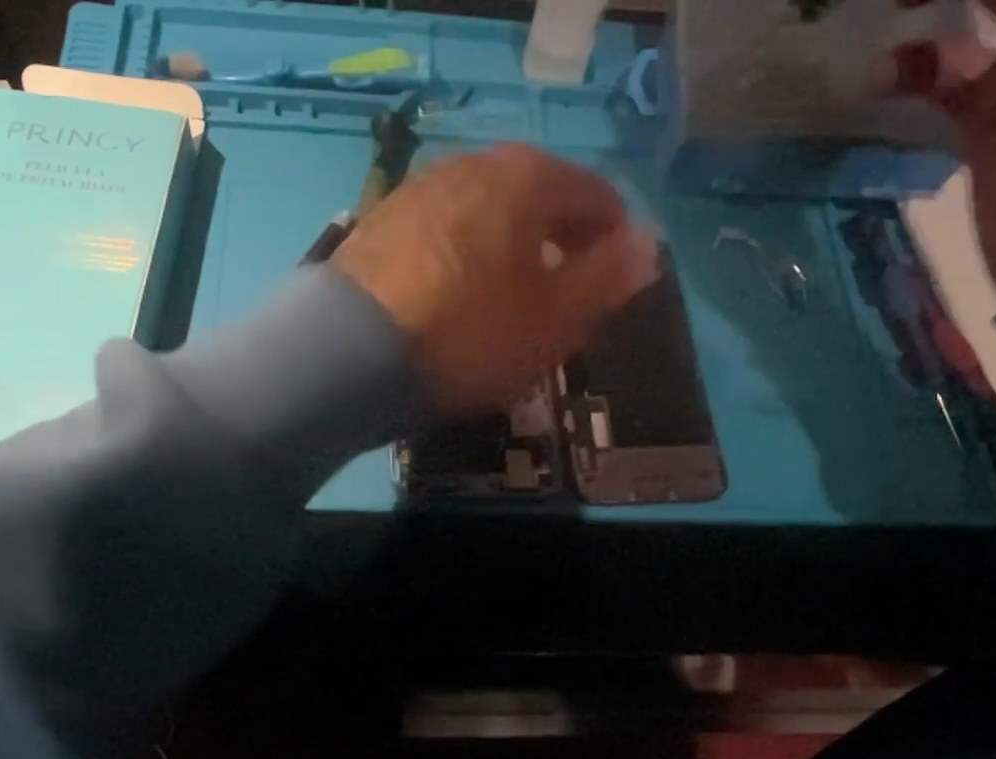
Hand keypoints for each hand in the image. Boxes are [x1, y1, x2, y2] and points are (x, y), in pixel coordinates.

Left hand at [333, 144, 659, 417]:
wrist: (348, 356)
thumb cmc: (469, 336)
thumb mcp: (555, 320)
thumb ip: (607, 278)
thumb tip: (647, 245)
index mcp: (528, 177)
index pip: (596, 197)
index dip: (613, 242)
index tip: (611, 285)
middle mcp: (472, 165)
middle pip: (537, 200)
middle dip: (558, 244)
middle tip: (562, 299)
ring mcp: (418, 191)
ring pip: (485, 216)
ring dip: (507, 251)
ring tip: (506, 303)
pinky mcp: (377, 224)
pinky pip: (442, 235)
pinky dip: (461, 259)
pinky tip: (453, 302)